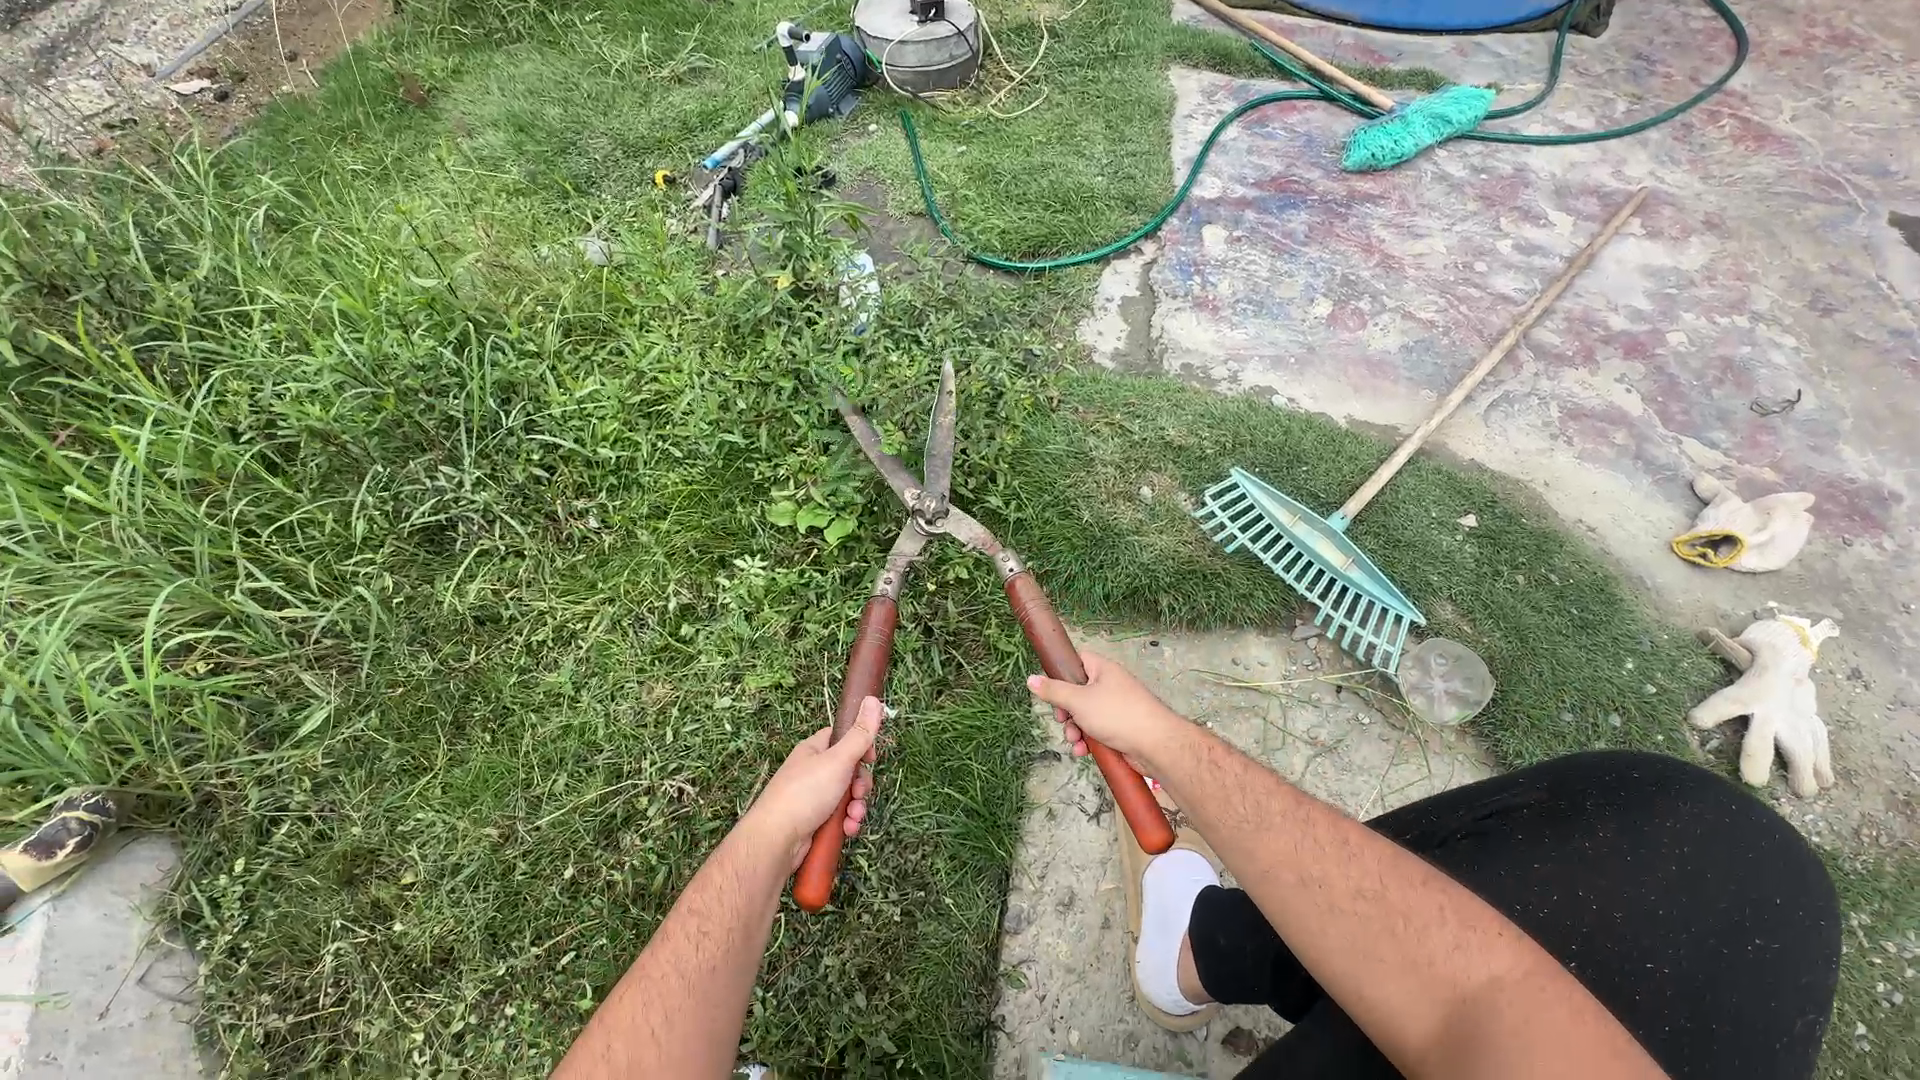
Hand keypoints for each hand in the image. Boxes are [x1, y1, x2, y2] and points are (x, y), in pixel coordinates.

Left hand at [744, 696, 884, 868]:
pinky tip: (847, 830)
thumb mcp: (838, 760)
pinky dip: (847, 823)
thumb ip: (860, 734)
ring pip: (847, 796)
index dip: (861, 746)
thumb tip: (873, 699)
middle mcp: (812, 770)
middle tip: (859, 793)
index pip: (843, 737)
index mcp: (814, 750)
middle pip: (849, 769)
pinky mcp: (814, 820)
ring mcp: (813, 796)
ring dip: (856, 807)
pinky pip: (839, 816)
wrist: (776, 840)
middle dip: (861, 784)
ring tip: (853, 817)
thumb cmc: (805, 793)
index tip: (871, 758)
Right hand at [1026, 651, 1186, 771]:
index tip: (1051, 688)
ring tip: (1075, 741)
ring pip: (1084, 715)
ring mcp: (1115, 708)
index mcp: (1102, 670)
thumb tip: (1031, 679)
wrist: (1155, 745)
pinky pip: (1096, 730)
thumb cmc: (1118, 715)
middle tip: (1062, 719)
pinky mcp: (1119, 728)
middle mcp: (1110, 685)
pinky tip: (1084, 751)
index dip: (1062, 673)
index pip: (1077, 660)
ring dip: (1074, 729)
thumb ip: (1053, 691)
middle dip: (1065, 711)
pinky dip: (1087, 740)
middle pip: (1076, 692)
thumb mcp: (1078, 701)